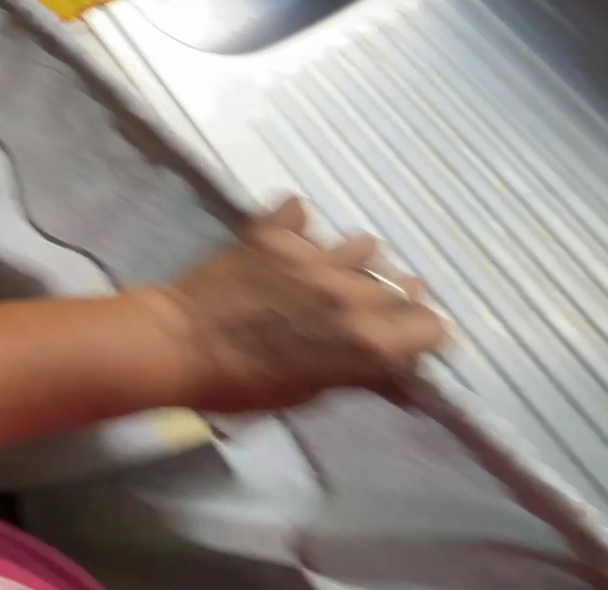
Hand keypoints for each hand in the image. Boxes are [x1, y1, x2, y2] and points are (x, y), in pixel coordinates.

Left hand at [152, 197, 448, 413]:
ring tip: (339, 265)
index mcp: (365, 339)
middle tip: (370, 303)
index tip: (405, 334)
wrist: (178, 343)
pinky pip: (294, 212)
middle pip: (397, 285)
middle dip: (391, 296)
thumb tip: (407, 387)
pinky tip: (294, 220)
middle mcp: (345, 293)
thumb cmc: (243, 383)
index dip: (419, 331)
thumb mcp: (312, 393)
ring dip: (354, 256)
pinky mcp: (265, 236)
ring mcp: (305, 258)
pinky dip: (296, 217)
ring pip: (359, 245)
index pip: (429, 326)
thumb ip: (362, 378)